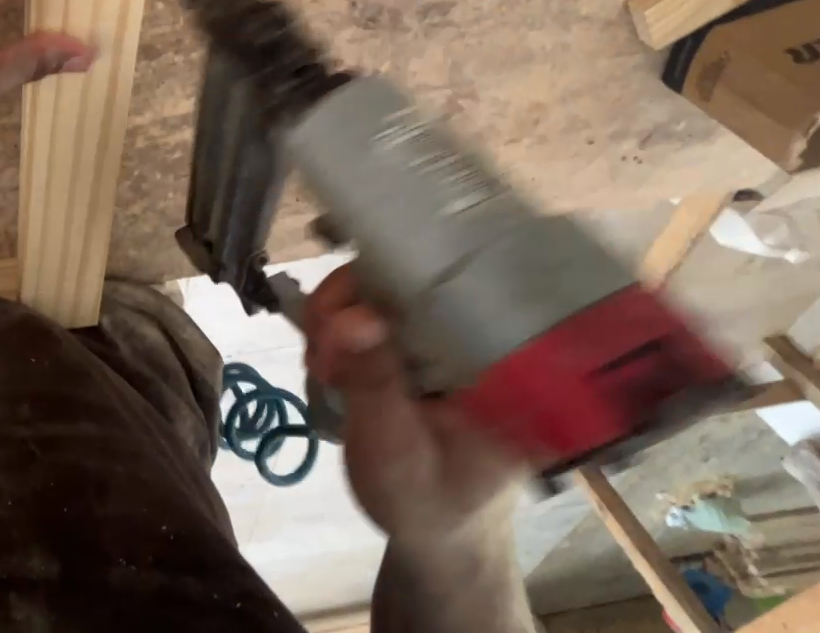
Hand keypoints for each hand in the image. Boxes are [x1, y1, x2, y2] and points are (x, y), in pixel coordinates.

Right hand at [304, 266, 529, 551]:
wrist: (434, 539)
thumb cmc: (424, 505)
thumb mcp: (394, 452)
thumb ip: (374, 384)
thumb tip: (354, 314)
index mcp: (502, 363)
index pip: (442, 284)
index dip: (376, 284)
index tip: (329, 327)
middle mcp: (482, 339)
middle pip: (402, 279)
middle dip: (342, 307)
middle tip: (317, 359)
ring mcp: (450, 340)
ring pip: (379, 291)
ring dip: (333, 319)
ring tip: (321, 367)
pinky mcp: (423, 346)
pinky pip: (372, 312)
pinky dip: (337, 329)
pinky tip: (327, 361)